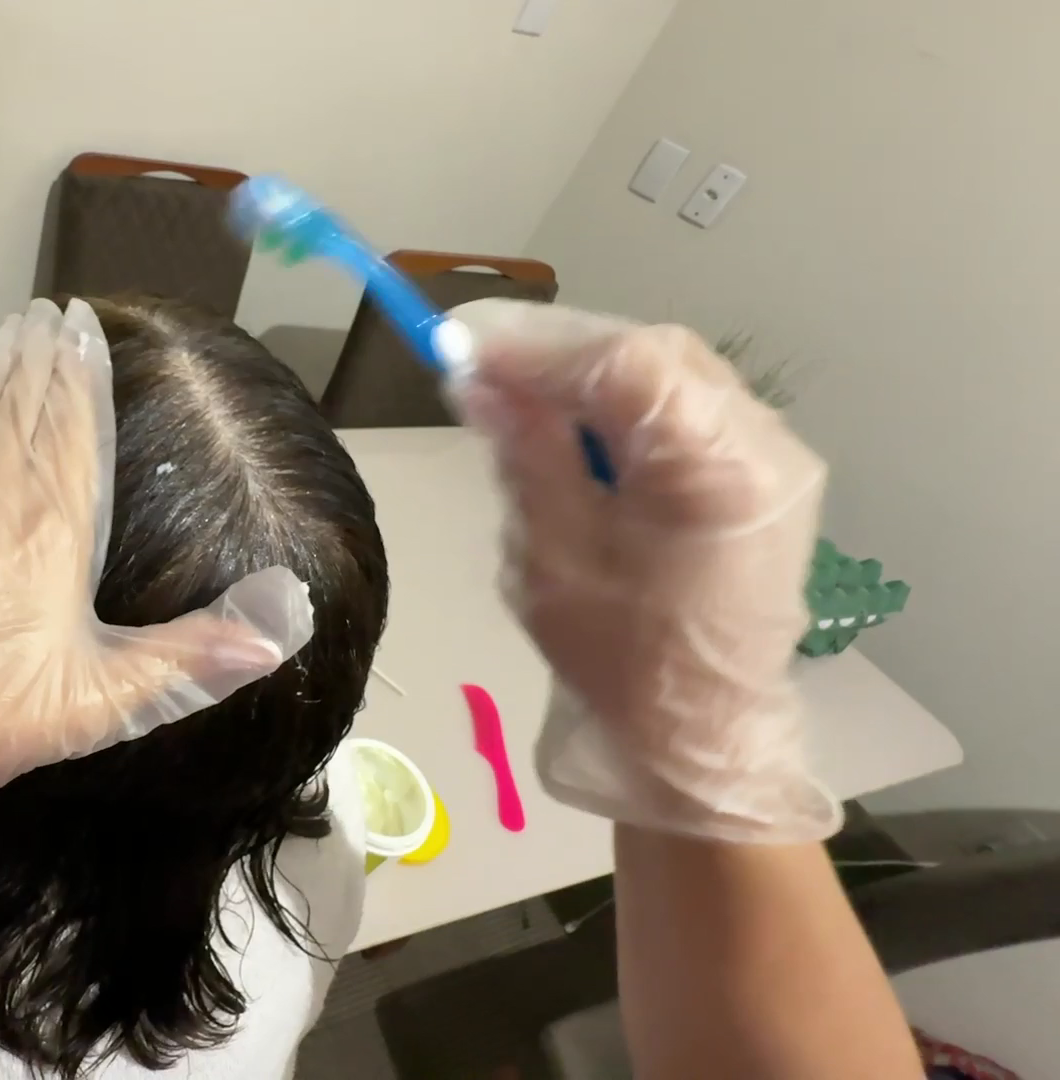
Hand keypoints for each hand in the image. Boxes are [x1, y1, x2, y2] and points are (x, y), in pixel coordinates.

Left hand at [0, 299, 313, 869]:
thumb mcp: (105, 700)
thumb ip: (195, 655)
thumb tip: (293, 615)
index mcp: (56, 520)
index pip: (78, 419)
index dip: (86, 367)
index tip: (87, 322)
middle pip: (28, 396)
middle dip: (44, 348)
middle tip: (53, 307)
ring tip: (15, 317)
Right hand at [453, 300, 837, 842]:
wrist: (698, 726)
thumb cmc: (616, 657)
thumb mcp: (549, 557)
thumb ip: (524, 456)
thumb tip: (478, 382)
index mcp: (716, 476)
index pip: (627, 365)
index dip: (534, 347)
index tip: (456, 351)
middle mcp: (763, 444)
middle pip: (650, 352)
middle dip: (552, 352)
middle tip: (474, 369)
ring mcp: (770, 452)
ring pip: (661, 370)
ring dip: (577, 375)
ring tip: (510, 399)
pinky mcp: (754, 467)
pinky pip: (672, 404)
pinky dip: (607, 403)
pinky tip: (563, 429)